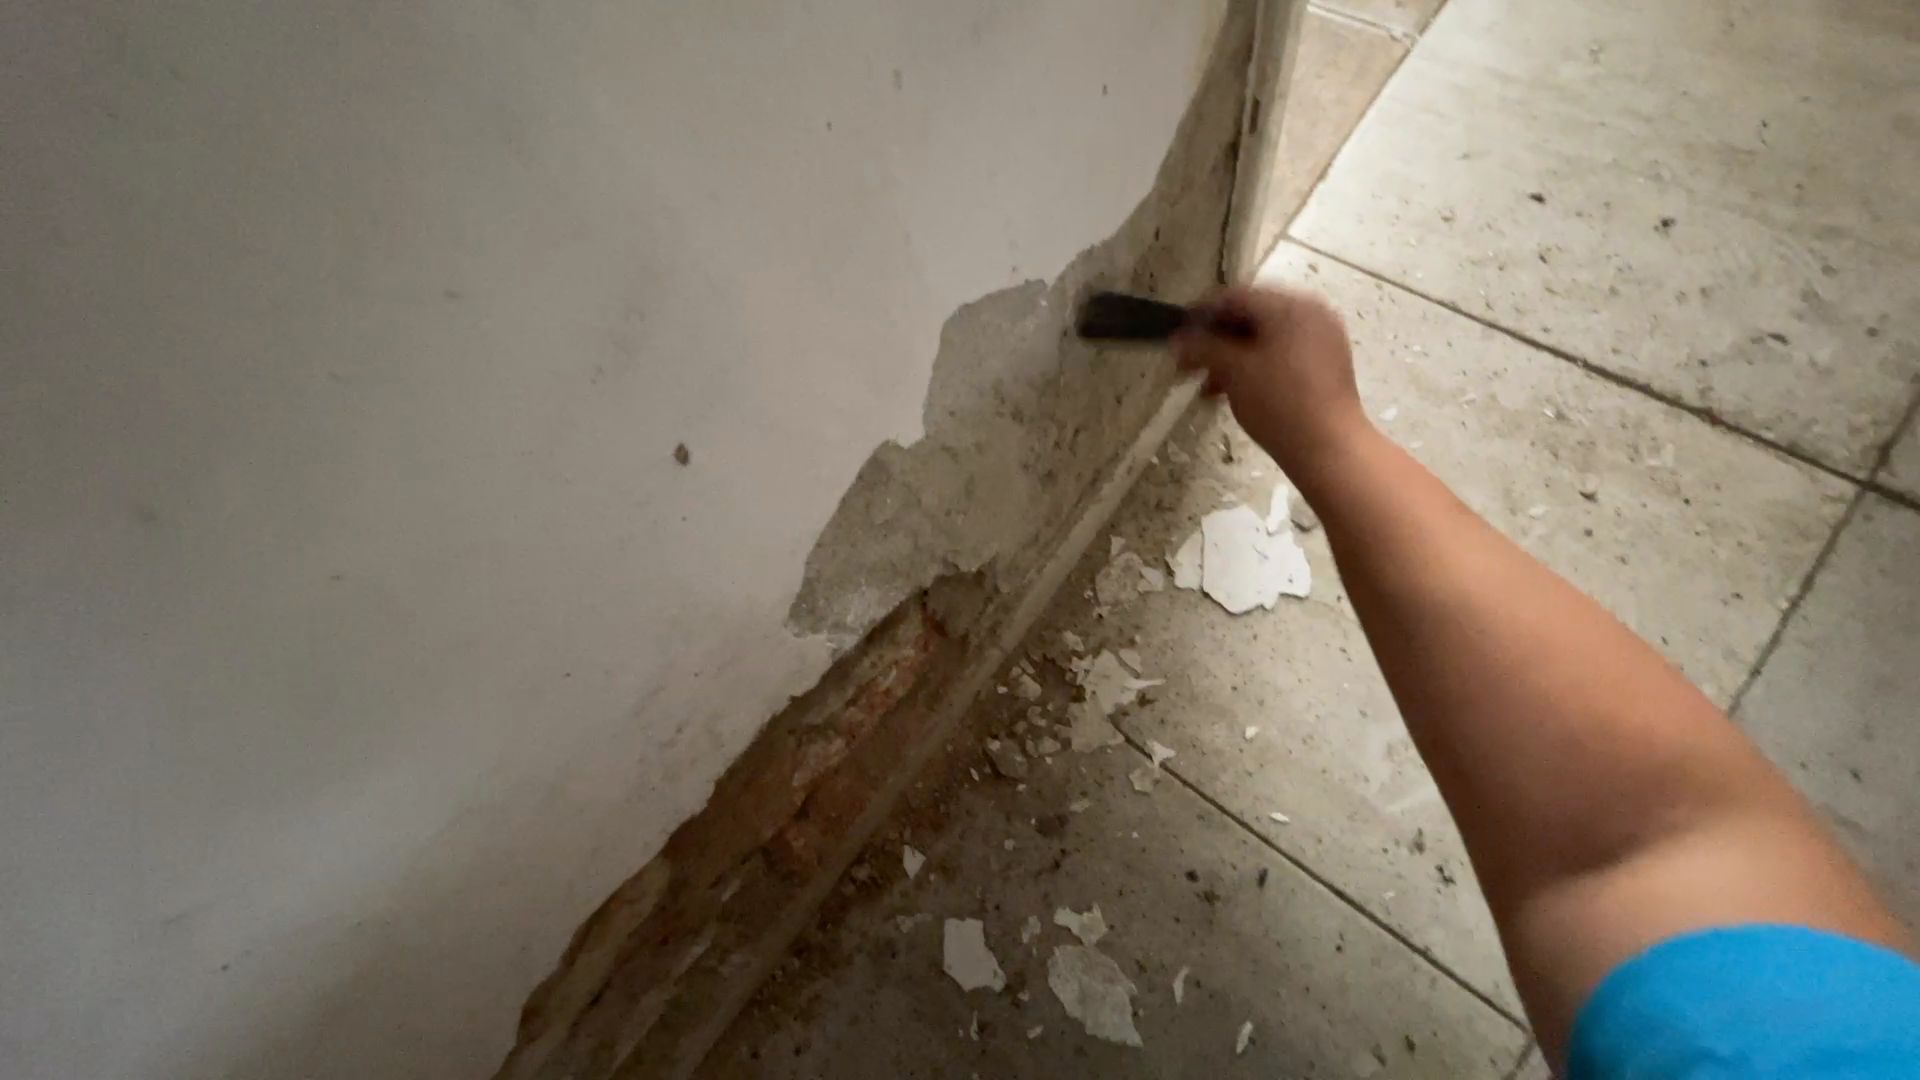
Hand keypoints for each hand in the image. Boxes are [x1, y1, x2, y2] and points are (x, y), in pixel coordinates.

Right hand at [1176, 286, 1370, 480]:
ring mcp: (1322, 337)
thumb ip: (1202, 348)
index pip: (1235, 297)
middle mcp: (1311, 312)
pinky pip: (1282, 353)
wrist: (1327, 446)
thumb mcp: (1234, 371)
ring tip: (1209, 385)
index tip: (1177, 337)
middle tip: (1189, 364)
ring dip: (1232, 356)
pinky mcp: (1325, 363)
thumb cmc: (1278, 403)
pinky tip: (1235, 390)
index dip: (1201, 315)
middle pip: (1252, 316)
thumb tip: (1177, 340)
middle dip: (1216, 340)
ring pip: (1265, 337)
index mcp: (1290, 306)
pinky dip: (1255, 365)